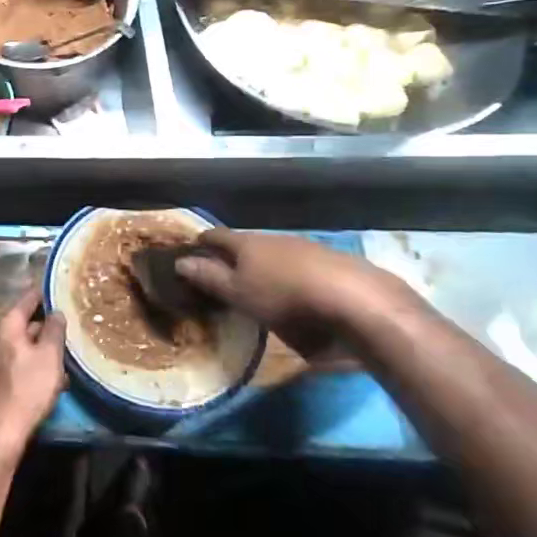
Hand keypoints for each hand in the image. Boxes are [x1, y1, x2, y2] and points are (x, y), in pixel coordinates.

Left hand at [0, 285, 66, 452]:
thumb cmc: (26, 389)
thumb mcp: (49, 357)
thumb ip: (54, 330)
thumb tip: (56, 312)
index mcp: (6, 325)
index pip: (27, 299)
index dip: (45, 294)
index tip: (59, 289)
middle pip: (23, 323)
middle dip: (46, 328)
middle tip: (69, 330)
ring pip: (21, 346)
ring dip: (41, 351)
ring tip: (64, 360)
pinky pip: (15, 362)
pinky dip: (31, 366)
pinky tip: (48, 381)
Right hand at [175, 229, 417, 329]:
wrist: (356, 301)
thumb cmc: (285, 297)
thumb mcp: (239, 294)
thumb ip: (210, 278)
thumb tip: (180, 261)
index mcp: (247, 244)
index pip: (217, 235)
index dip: (203, 240)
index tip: (192, 247)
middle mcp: (275, 239)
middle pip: (248, 243)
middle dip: (234, 254)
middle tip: (223, 269)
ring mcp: (306, 248)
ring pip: (276, 252)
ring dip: (265, 264)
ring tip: (258, 281)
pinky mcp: (332, 262)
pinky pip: (300, 264)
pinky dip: (290, 273)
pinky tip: (294, 289)